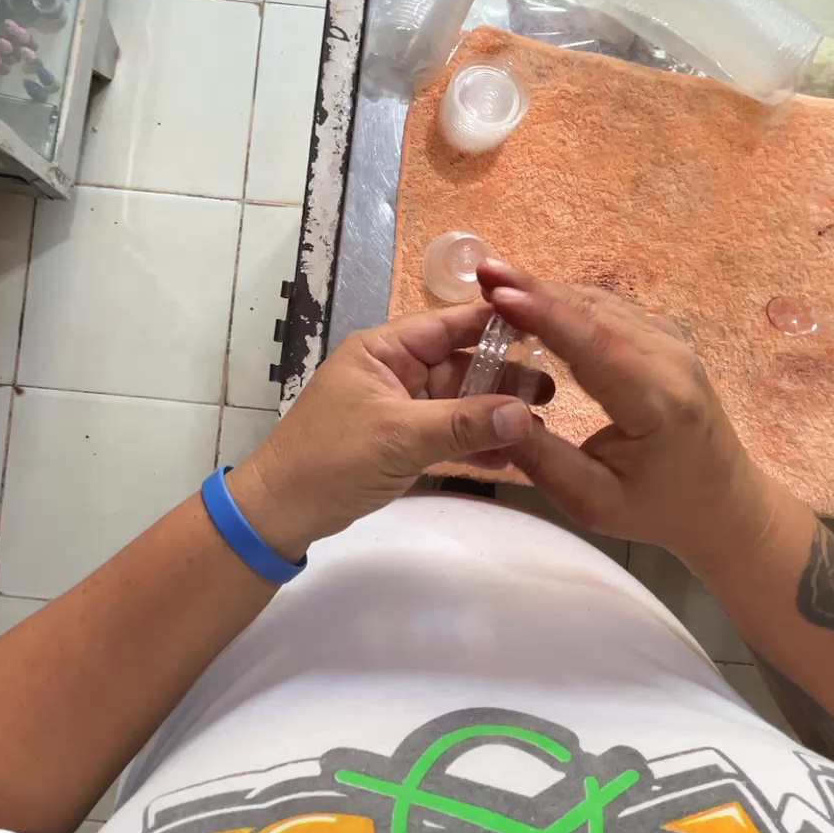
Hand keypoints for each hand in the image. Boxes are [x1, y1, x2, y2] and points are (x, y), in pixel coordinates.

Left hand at [228, 301, 539, 560]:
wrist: (282, 510)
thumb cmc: (331, 459)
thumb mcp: (399, 437)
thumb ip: (462, 424)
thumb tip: (525, 415)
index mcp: (385, 350)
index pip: (448, 323)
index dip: (495, 322)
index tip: (545, 328)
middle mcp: (395, 370)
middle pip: (460, 364)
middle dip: (502, 378)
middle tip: (551, 393)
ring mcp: (399, 406)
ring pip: (457, 401)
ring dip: (493, 414)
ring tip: (541, 428)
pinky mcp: (400, 440)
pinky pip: (445, 433)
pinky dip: (472, 443)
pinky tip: (509, 458)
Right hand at [480, 260, 796, 563]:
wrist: (723, 505)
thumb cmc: (656, 510)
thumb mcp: (591, 501)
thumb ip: (541, 458)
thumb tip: (491, 415)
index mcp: (657, 401)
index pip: (595, 345)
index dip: (544, 314)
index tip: (499, 293)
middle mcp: (670, 360)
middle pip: (594, 312)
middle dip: (534, 289)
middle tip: (482, 273)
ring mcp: (671, 343)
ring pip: (600, 304)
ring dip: (546, 290)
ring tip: (495, 281)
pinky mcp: (664, 339)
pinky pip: (608, 310)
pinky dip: (565, 301)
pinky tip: (531, 298)